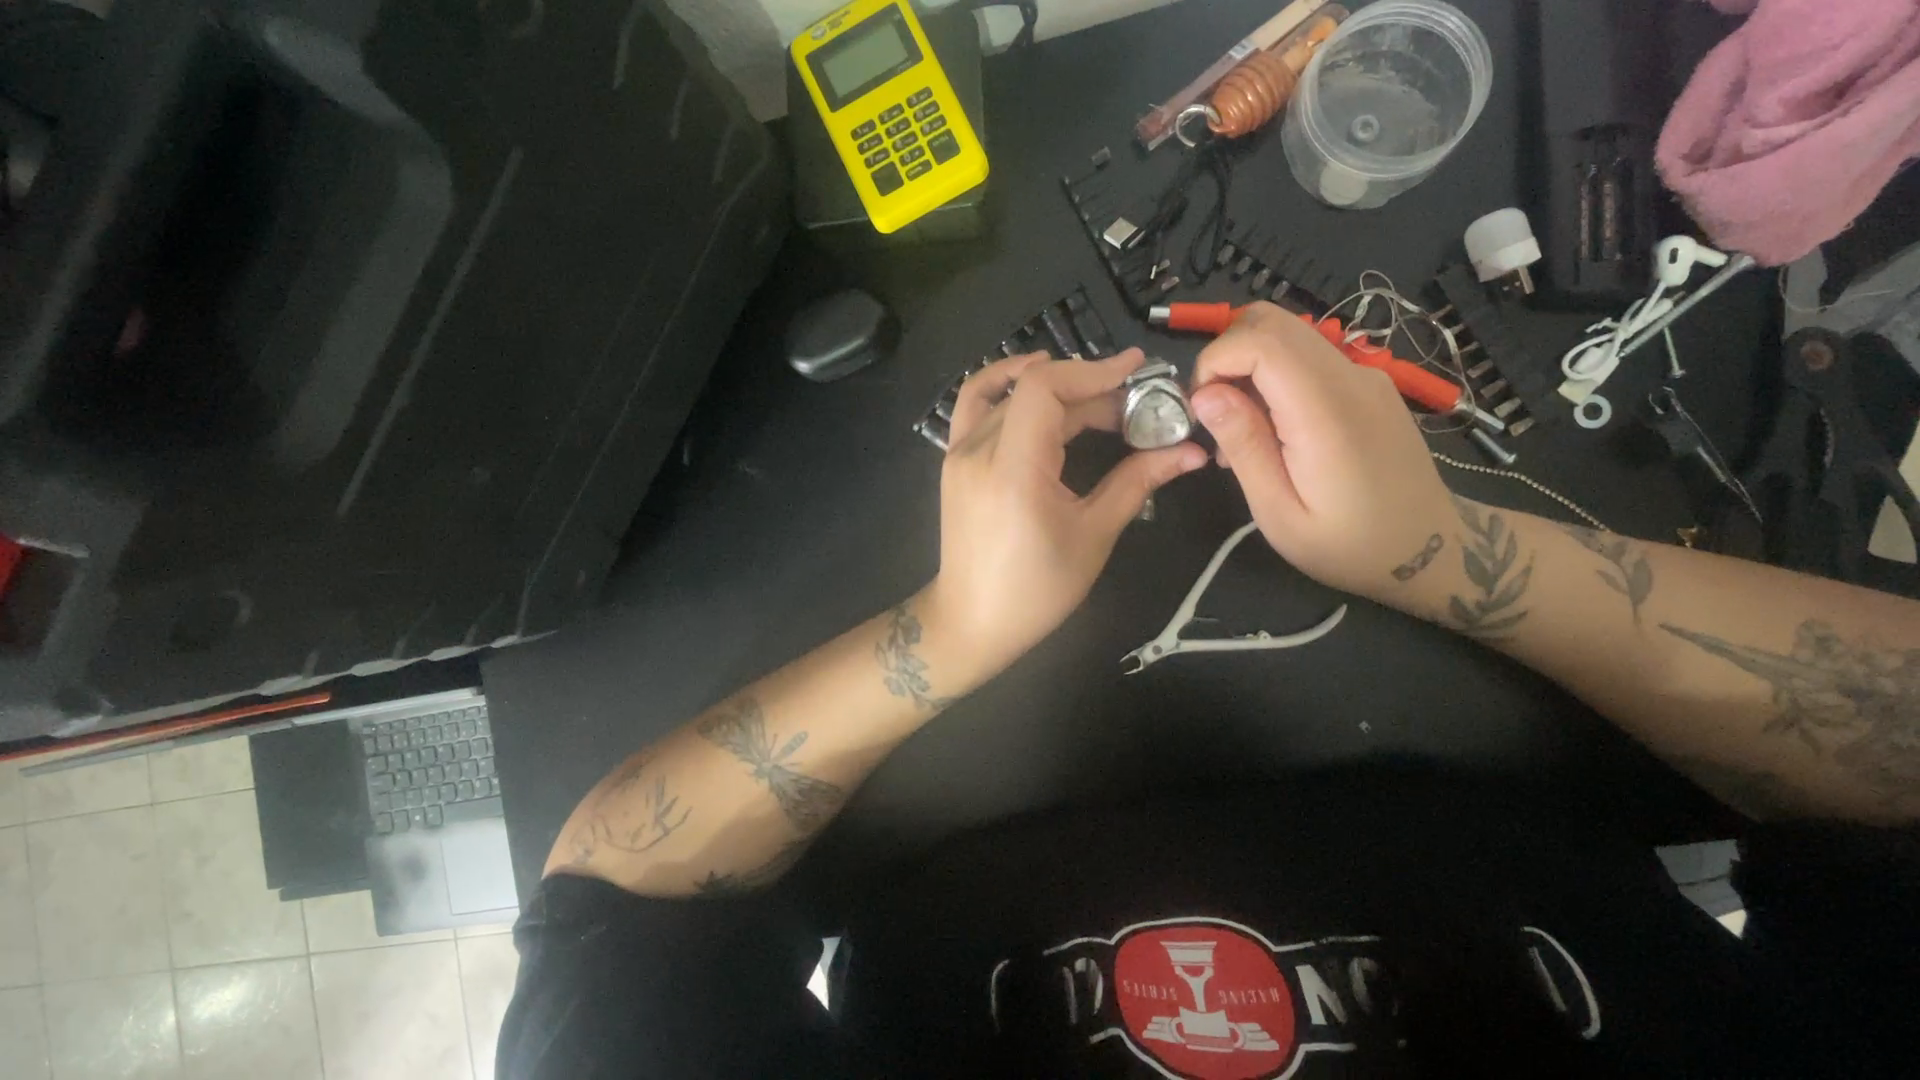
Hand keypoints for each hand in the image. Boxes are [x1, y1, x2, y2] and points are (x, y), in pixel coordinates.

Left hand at [926, 349, 1205, 679]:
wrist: (973, 619)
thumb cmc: (1037, 588)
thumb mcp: (1094, 535)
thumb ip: (1137, 482)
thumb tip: (1191, 452)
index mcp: (1013, 470)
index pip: (1045, 389)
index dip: (1092, 371)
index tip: (1135, 369)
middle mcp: (978, 451)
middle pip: (1033, 390)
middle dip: (1089, 390)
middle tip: (1134, 406)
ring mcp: (958, 453)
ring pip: (1006, 393)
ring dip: (1053, 387)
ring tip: (1093, 394)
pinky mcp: (954, 460)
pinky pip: (974, 405)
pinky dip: (1005, 386)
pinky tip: (1035, 385)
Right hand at [1188, 303, 1456, 596]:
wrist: (1427, 550)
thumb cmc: (1348, 545)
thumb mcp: (1279, 513)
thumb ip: (1244, 446)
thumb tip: (1205, 394)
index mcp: (1326, 410)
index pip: (1260, 340)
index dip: (1215, 360)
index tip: (1199, 408)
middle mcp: (1350, 377)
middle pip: (1272, 321)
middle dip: (1225, 354)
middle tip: (1212, 411)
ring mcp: (1365, 376)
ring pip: (1288, 335)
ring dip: (1247, 366)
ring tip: (1239, 428)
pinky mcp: (1369, 384)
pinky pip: (1308, 358)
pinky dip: (1274, 377)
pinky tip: (1272, 430)